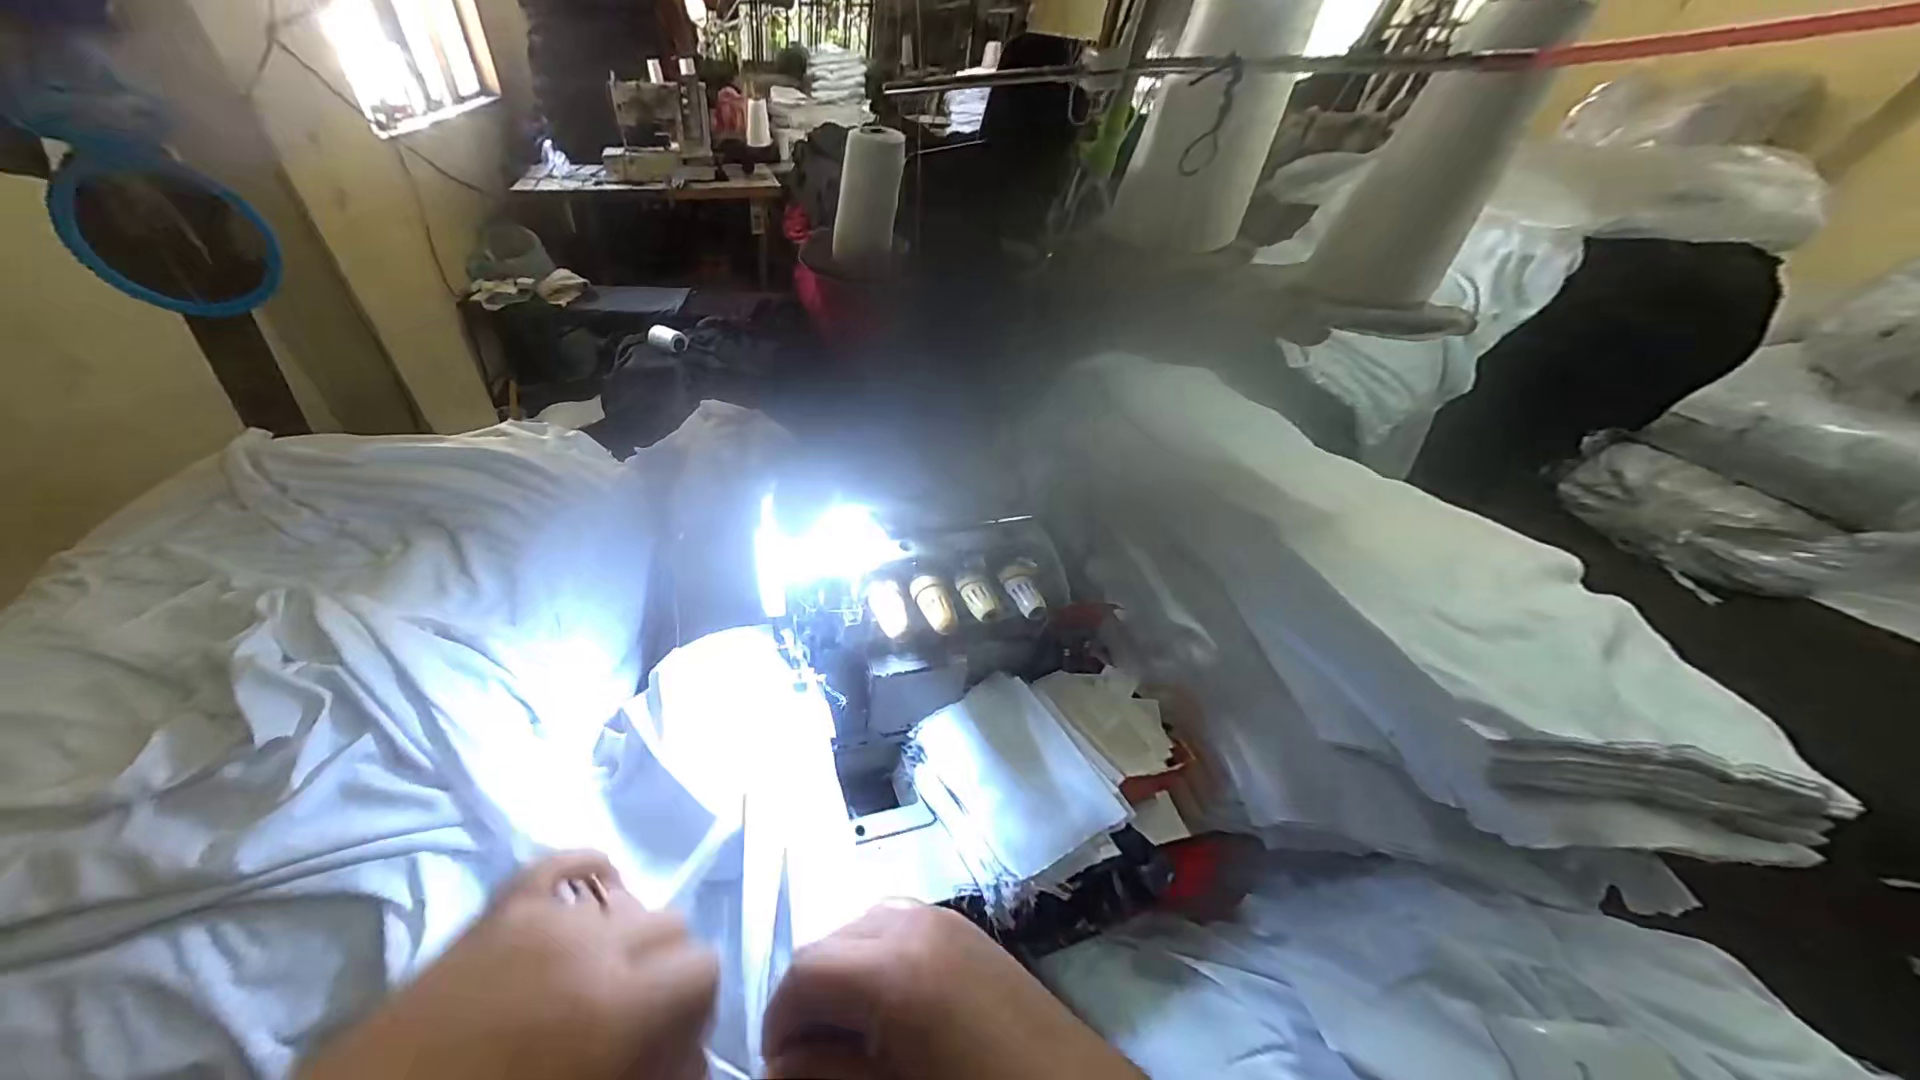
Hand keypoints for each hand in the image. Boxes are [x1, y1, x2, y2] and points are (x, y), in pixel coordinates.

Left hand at [300, 851, 718, 1079]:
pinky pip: (564, 864)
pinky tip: (590, 904)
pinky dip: (587, 879)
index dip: (698, 1003)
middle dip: (669, 969)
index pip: (704, 965)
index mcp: (616, 1006)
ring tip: (601, 977)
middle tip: (639, 1015)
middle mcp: (590, 944)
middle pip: (675, 923)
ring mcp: (542, 918)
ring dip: (629, 936)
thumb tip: (690, 1054)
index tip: (674, 1039)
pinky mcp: (501, 909)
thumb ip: (653, 1073)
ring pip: (630, 898)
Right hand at [762, 900, 1146, 1079]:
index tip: (781, 1071)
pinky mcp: (966, 927)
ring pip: (862, 927)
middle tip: (813, 1059)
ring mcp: (945, 918)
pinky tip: (893, 1007)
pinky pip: (900, 925)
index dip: (780, 1021)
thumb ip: (828, 1078)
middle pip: (830, 941)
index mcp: (894, 968)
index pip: (804, 970)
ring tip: (851, 1034)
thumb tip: (783, 1064)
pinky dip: (878, 957)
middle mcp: (915, 923)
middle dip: (809, 997)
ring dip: (843, 974)